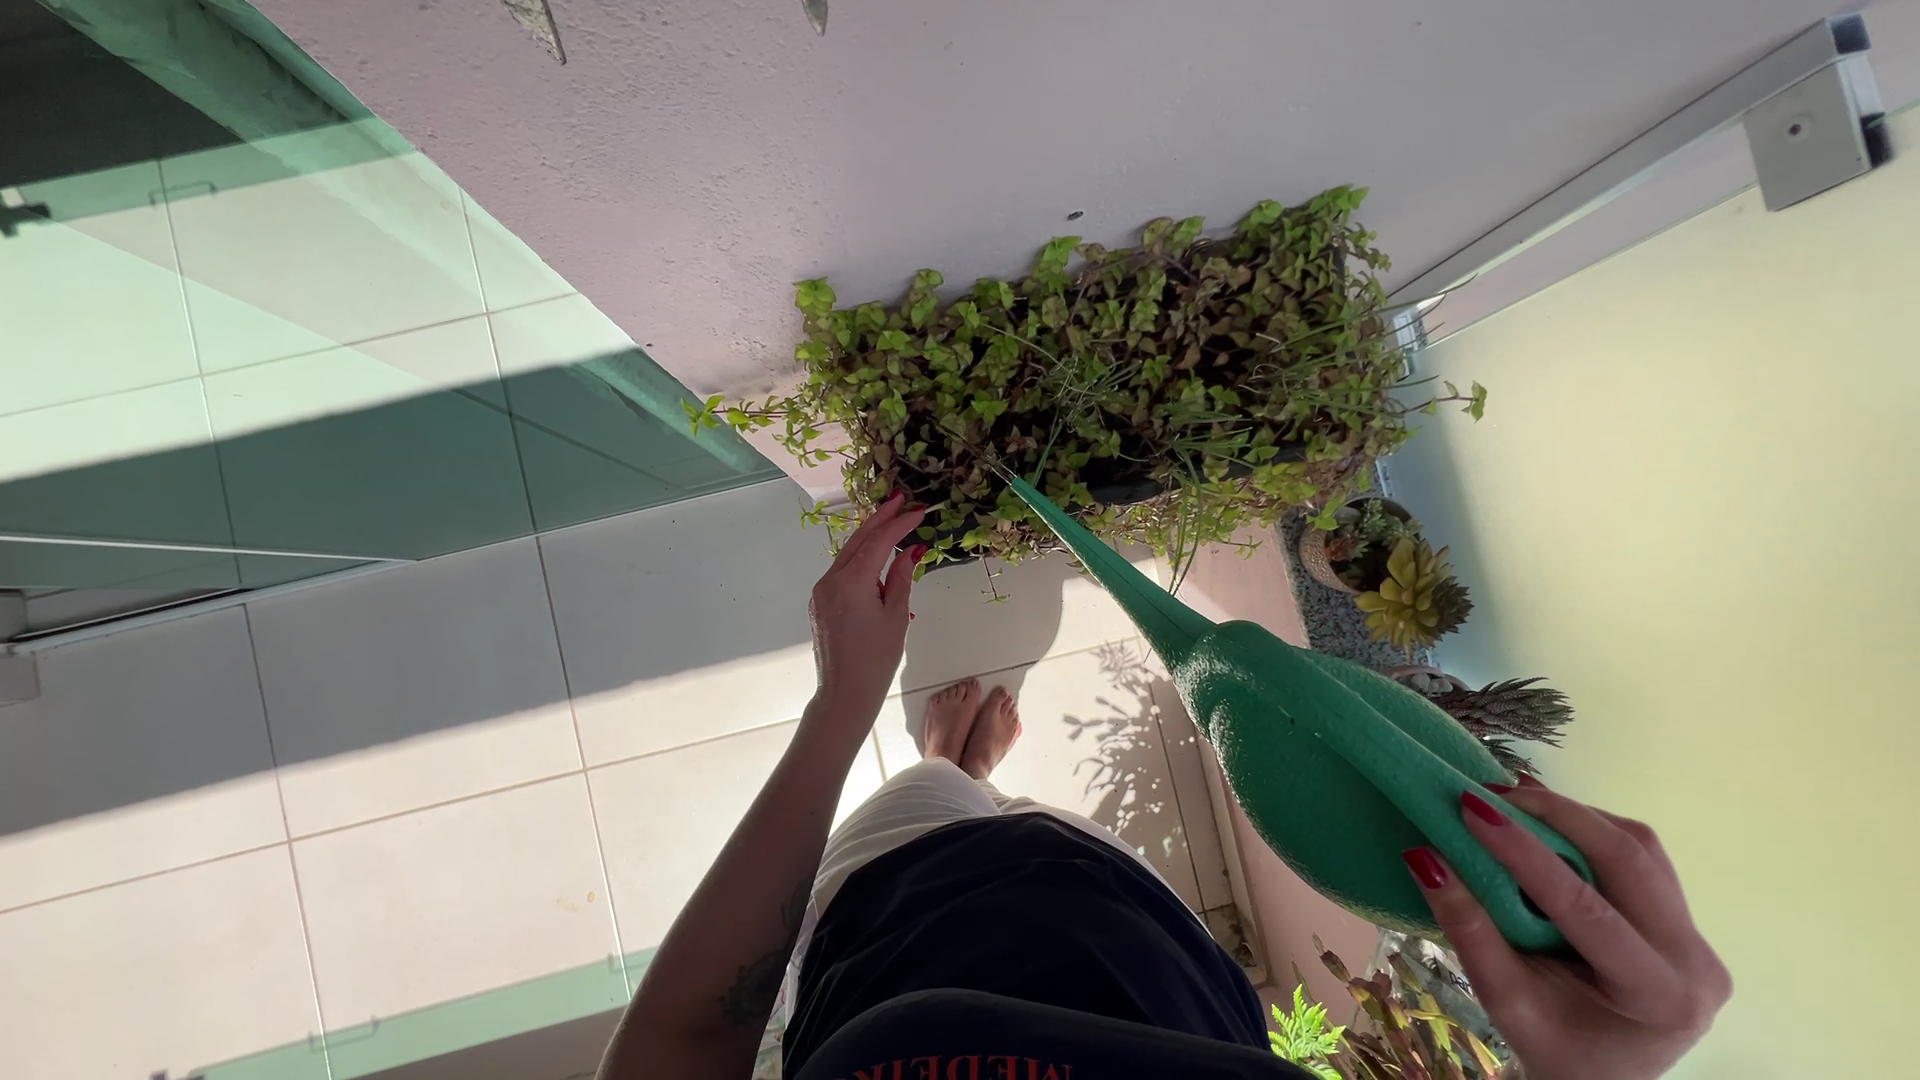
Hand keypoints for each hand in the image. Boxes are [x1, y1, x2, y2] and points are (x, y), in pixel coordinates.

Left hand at [807, 491, 927, 716]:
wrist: (844, 693)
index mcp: (851, 582)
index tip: (918, 509)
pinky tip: (875, 555)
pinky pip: (841, 570)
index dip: (900, 523)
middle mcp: (830, 580)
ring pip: (847, 554)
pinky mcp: (819, 602)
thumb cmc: (876, 659)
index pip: (878, 541)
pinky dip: (860, 558)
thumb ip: (901, 578)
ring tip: (891, 521)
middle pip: (857, 540)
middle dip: (880, 518)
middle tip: (901, 499)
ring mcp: (820, 591)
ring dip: (869, 537)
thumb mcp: (896, 616)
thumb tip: (909, 551)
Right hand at [1404, 777, 1731, 1079]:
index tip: (1471, 807)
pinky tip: (1544, 825)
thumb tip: (1424, 857)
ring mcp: (1696, 938)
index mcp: (1658, 996)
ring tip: (1512, 803)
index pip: (1587, 907)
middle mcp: (1695, 962)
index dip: (1526, 852)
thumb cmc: (1550, 1043)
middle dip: (1559, 815)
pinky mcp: (1680, 918)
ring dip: (1575, 817)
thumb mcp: (1503, 1000)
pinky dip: (1588, 828)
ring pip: (1641, 848)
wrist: (1598, 1071)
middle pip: (1632, 861)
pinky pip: (1640, 854)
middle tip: (1492, 792)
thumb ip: (1467, 929)